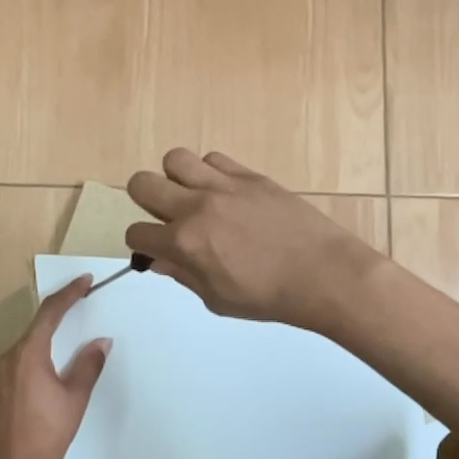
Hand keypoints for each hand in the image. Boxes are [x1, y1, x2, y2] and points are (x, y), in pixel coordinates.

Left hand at [0, 276, 111, 458]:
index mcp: (29, 354)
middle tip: (77, 315)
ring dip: (40, 351)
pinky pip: (10, 374)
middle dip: (55, 324)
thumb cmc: (50, 432)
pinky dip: (26, 372)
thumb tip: (101, 342)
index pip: (50, 313)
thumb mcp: (75, 398)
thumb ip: (88, 365)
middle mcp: (6, 359)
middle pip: (33, 333)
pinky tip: (38, 389)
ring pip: (20, 355)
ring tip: (60, 360)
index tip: (84, 281)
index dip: (68, 294)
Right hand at [125, 148, 385, 329]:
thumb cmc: (266, 297)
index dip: (141, 244)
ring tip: (192, 196)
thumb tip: (161, 260)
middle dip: (143, 201)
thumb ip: (184, 275)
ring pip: (175, 159)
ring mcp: (224, 186)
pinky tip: (223, 193)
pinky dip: (209, 172)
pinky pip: (214, 159)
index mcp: (184, 243)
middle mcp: (196, 207)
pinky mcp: (250, 176)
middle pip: (142, 183)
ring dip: (175, 178)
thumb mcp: (216, 299)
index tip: (155, 249)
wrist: (322, 274)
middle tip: (164, 216)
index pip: (136, 233)